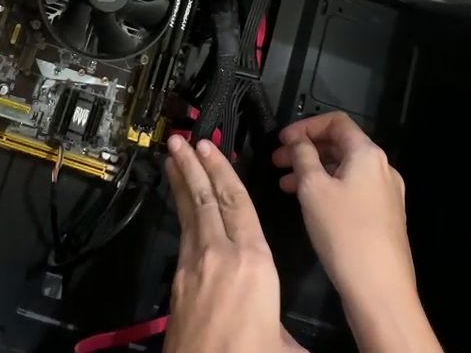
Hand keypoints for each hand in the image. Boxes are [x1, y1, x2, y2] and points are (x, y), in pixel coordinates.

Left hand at [164, 138, 300, 352]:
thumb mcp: (287, 345)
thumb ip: (292, 328)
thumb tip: (297, 334)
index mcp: (255, 262)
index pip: (237, 203)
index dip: (223, 171)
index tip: (210, 147)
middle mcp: (221, 255)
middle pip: (207, 199)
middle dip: (194, 165)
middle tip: (181, 138)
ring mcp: (194, 267)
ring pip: (190, 213)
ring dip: (182, 181)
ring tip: (173, 156)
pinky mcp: (178, 284)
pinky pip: (183, 235)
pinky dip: (181, 212)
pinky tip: (179, 205)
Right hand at [274, 112, 413, 303]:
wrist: (381, 291)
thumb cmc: (344, 233)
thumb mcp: (313, 188)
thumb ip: (302, 155)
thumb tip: (297, 140)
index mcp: (368, 154)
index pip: (336, 121)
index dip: (306, 126)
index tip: (282, 140)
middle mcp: (382, 169)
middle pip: (340, 145)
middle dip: (307, 149)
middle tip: (278, 162)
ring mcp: (386, 195)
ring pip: (344, 170)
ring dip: (314, 171)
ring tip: (286, 185)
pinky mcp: (384, 218)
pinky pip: (352, 190)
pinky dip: (329, 189)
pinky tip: (309, 206)